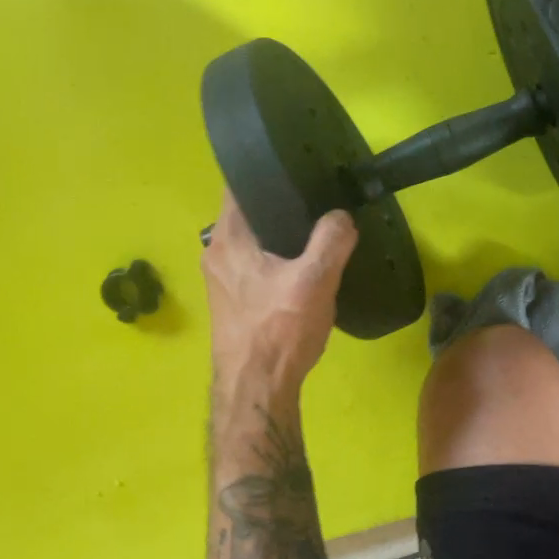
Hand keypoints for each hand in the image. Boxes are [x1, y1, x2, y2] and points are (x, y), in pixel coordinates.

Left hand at [202, 192, 357, 399]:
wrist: (256, 386)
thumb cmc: (279, 328)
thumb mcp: (315, 280)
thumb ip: (331, 241)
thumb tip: (342, 216)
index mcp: (228, 236)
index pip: (240, 186)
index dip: (268, 174)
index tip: (300, 172)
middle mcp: (216, 252)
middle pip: (248, 216)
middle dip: (281, 211)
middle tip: (318, 208)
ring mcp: (221, 280)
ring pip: (252, 245)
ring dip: (279, 242)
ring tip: (315, 242)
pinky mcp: (231, 304)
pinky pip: (254, 270)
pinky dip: (275, 266)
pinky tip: (300, 278)